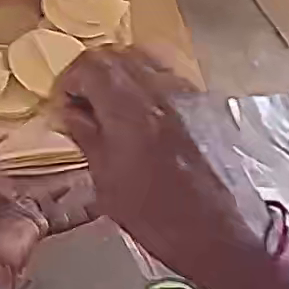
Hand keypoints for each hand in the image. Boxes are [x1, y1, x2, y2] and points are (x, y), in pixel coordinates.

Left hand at [0, 103, 94, 288]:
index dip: (12, 124)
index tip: (34, 98)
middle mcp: (6, 186)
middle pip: (32, 160)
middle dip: (51, 143)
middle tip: (77, 116)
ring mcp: (28, 203)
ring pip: (56, 181)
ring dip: (74, 168)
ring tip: (100, 143)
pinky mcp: (46, 219)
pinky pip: (71, 208)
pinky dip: (90, 201)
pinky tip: (108, 184)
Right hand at [57, 48, 274, 288]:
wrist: (225, 233)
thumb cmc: (159, 217)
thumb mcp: (108, 181)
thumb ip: (87, 136)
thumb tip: (69, 112)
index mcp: (130, 108)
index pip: (90, 64)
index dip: (69, 80)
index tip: (63, 106)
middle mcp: (161, 88)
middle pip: (116, 54)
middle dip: (92, 75)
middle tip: (83, 106)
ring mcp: (188, 92)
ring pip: (143, 60)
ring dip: (120, 77)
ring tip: (111, 111)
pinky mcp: (207, 103)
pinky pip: (167, 76)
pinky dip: (146, 86)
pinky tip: (143, 119)